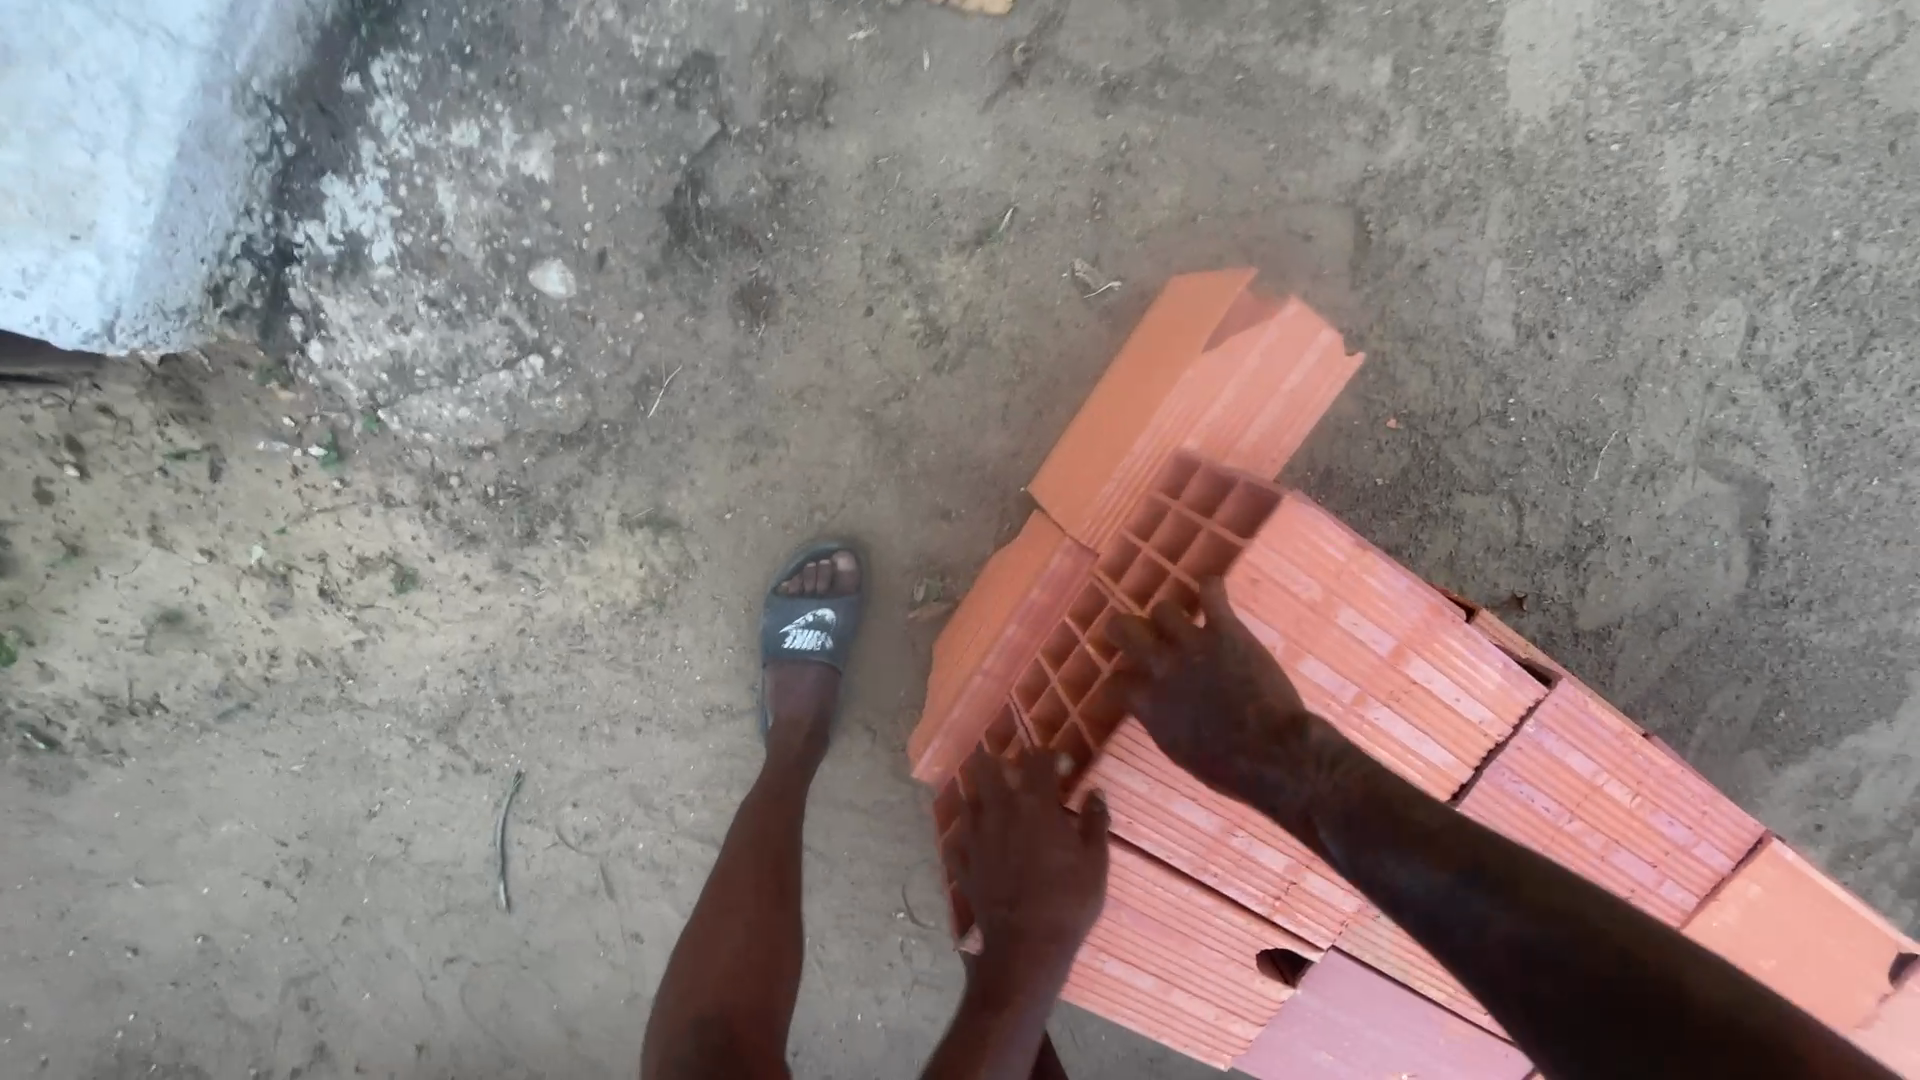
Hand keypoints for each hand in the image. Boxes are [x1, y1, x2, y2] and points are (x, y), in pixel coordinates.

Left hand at [954, 750, 1109, 990]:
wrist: (1026, 946)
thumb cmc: (1068, 900)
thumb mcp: (1096, 861)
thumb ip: (1095, 821)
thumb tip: (1096, 793)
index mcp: (1034, 803)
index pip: (1038, 760)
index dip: (1052, 756)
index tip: (1064, 765)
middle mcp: (999, 810)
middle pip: (987, 767)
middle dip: (999, 760)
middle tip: (1016, 770)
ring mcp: (975, 836)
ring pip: (968, 798)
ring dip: (981, 793)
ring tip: (995, 801)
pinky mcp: (962, 862)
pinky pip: (957, 840)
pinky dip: (965, 835)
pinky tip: (976, 841)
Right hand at [1106, 577, 1343, 833]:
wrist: (1273, 753)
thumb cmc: (1229, 768)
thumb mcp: (1178, 751)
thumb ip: (1161, 722)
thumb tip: (1158, 711)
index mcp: (1148, 704)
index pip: (1116, 681)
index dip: (1120, 680)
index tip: (1127, 682)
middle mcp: (1161, 667)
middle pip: (1124, 629)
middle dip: (1124, 629)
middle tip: (1132, 632)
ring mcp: (1192, 645)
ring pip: (1163, 608)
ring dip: (1169, 616)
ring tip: (1181, 622)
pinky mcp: (1225, 630)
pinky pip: (1211, 592)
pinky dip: (1210, 588)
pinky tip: (1212, 590)